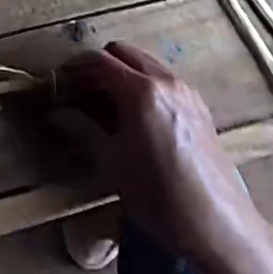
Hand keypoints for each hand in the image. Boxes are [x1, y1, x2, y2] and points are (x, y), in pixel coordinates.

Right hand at [58, 42, 267, 266]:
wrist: (214, 221)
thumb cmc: (158, 196)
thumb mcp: (113, 164)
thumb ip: (84, 130)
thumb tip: (57, 113)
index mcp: (142, 91)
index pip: (101, 61)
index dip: (76, 68)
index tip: (60, 82)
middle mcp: (166, 80)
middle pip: (125, 52)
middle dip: (99, 66)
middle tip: (81, 91)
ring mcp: (186, 89)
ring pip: (146, 63)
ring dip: (123, 73)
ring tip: (106, 105)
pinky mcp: (198, 104)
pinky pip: (164, 79)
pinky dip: (144, 84)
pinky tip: (136, 115)